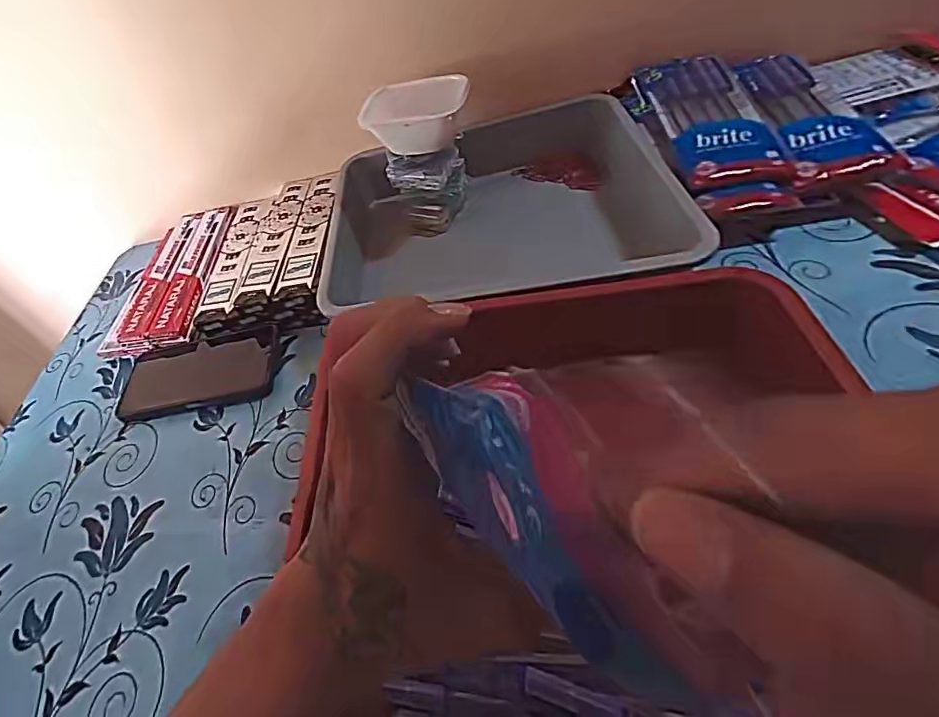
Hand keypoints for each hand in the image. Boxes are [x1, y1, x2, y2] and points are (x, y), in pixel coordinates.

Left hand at [296, 297, 548, 669]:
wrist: (330, 624)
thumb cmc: (395, 614)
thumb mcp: (479, 612)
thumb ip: (543, 594)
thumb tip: (608, 569)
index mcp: (374, 465)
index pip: (359, 378)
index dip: (401, 334)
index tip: (457, 325)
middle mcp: (353, 433)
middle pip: (348, 341)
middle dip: (403, 316)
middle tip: (460, 328)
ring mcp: (345, 426)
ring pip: (350, 345)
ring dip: (400, 326)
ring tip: (451, 342)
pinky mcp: (352, 426)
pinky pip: (364, 362)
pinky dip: (397, 346)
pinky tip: (437, 370)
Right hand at [623, 321, 938, 716]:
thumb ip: (874, 654)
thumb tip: (665, 528)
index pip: (829, 440)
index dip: (694, 476)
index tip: (601, 512)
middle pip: (856, 440)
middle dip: (770, 519)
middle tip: (712, 604)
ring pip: (887, 442)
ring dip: (826, 524)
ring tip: (793, 596)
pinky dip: (894, 518)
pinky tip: (893, 576)